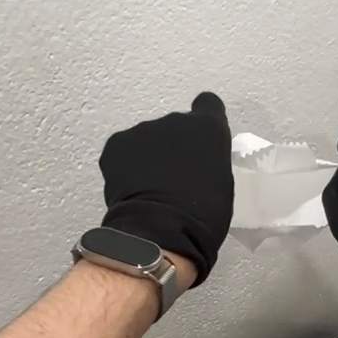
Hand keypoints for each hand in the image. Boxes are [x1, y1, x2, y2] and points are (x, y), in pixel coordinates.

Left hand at [99, 92, 233, 285]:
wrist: (162, 231)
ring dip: (148, 157)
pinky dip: (125, 167)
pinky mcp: (116, 145)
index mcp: (208, 129)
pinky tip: (131, 191)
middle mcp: (176, 121)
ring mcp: (143, 130)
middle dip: (173, 147)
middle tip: (173, 180)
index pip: (208, 106)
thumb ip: (208, 162)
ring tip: (150, 190)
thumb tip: (194, 164)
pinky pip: (123, 152)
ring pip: (147, 140)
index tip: (199, 139)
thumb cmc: (203, 216)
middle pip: (174, 127)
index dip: (202, 120)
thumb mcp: (220, 183)